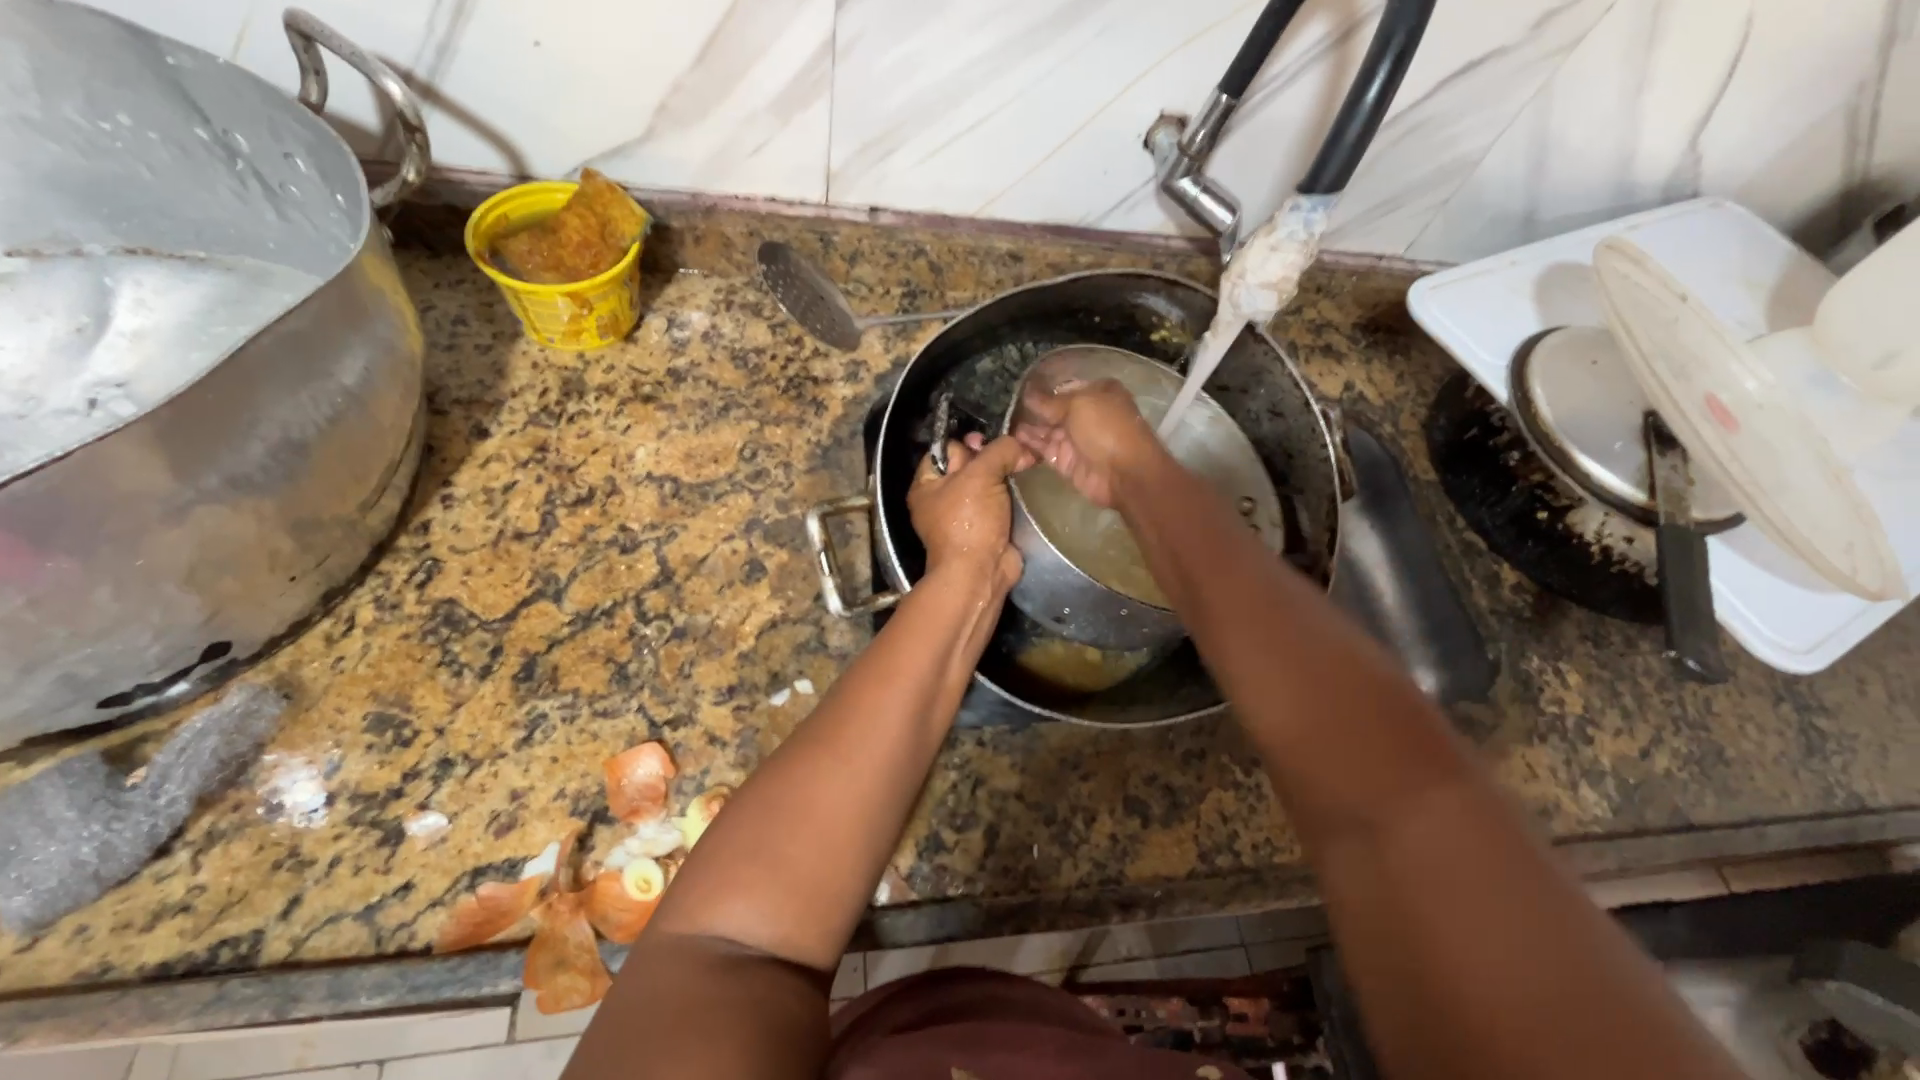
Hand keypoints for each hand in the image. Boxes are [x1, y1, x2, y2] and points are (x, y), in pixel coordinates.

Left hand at [908, 433, 1034, 591]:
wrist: (980, 572)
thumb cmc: (969, 521)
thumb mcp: (980, 475)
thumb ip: (1000, 451)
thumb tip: (1021, 449)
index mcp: (926, 484)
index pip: (945, 449)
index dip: (967, 443)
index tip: (987, 445)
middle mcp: (943, 498)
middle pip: (970, 464)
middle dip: (993, 458)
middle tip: (1014, 457)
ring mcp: (966, 515)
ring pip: (989, 483)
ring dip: (1008, 476)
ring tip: (1027, 468)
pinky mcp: (988, 528)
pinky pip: (1002, 502)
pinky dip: (1015, 495)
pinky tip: (1029, 486)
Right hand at [1010, 378, 1165, 507]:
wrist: (1123, 473)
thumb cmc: (1106, 428)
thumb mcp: (1078, 404)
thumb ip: (1049, 401)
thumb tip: (1028, 392)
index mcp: (1096, 393)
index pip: (1065, 388)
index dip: (1043, 389)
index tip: (1018, 388)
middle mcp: (1086, 414)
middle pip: (1053, 410)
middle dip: (1032, 410)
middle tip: (1005, 407)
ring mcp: (1076, 439)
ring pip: (1046, 431)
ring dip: (1028, 427)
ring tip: (1003, 422)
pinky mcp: (1066, 461)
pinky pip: (1045, 450)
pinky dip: (1030, 445)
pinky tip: (1012, 439)